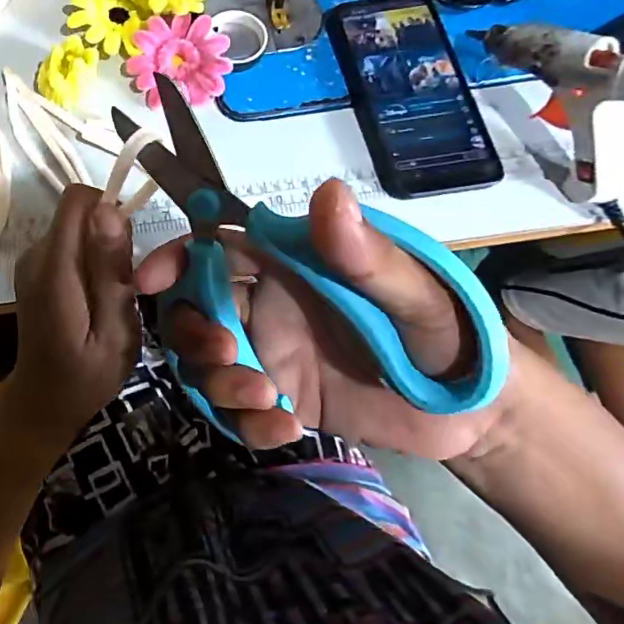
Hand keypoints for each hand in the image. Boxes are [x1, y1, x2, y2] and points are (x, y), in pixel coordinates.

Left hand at [3, 185, 140, 438]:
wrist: (44, 402)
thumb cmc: (86, 376)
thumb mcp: (114, 331)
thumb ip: (111, 270)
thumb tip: (108, 209)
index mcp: (54, 268)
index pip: (77, 200)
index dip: (110, 207)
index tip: (131, 245)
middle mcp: (36, 254)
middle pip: (81, 212)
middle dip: (112, 234)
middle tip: (127, 283)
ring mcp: (33, 260)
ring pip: (79, 227)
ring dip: (104, 250)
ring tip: (115, 295)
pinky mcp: (37, 268)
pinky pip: (72, 243)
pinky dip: (92, 259)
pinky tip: (99, 297)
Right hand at [135, 179, 511, 460]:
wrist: (476, 414)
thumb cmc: (452, 333)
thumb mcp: (417, 294)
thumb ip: (369, 256)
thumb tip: (327, 195)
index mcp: (291, 261)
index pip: (216, 245)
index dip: (175, 257)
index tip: (148, 282)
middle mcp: (270, 301)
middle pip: (194, 306)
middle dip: (194, 332)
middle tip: (228, 357)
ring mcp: (271, 351)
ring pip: (205, 361)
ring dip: (219, 382)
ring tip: (271, 400)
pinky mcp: (279, 397)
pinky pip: (235, 409)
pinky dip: (246, 422)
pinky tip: (286, 428)